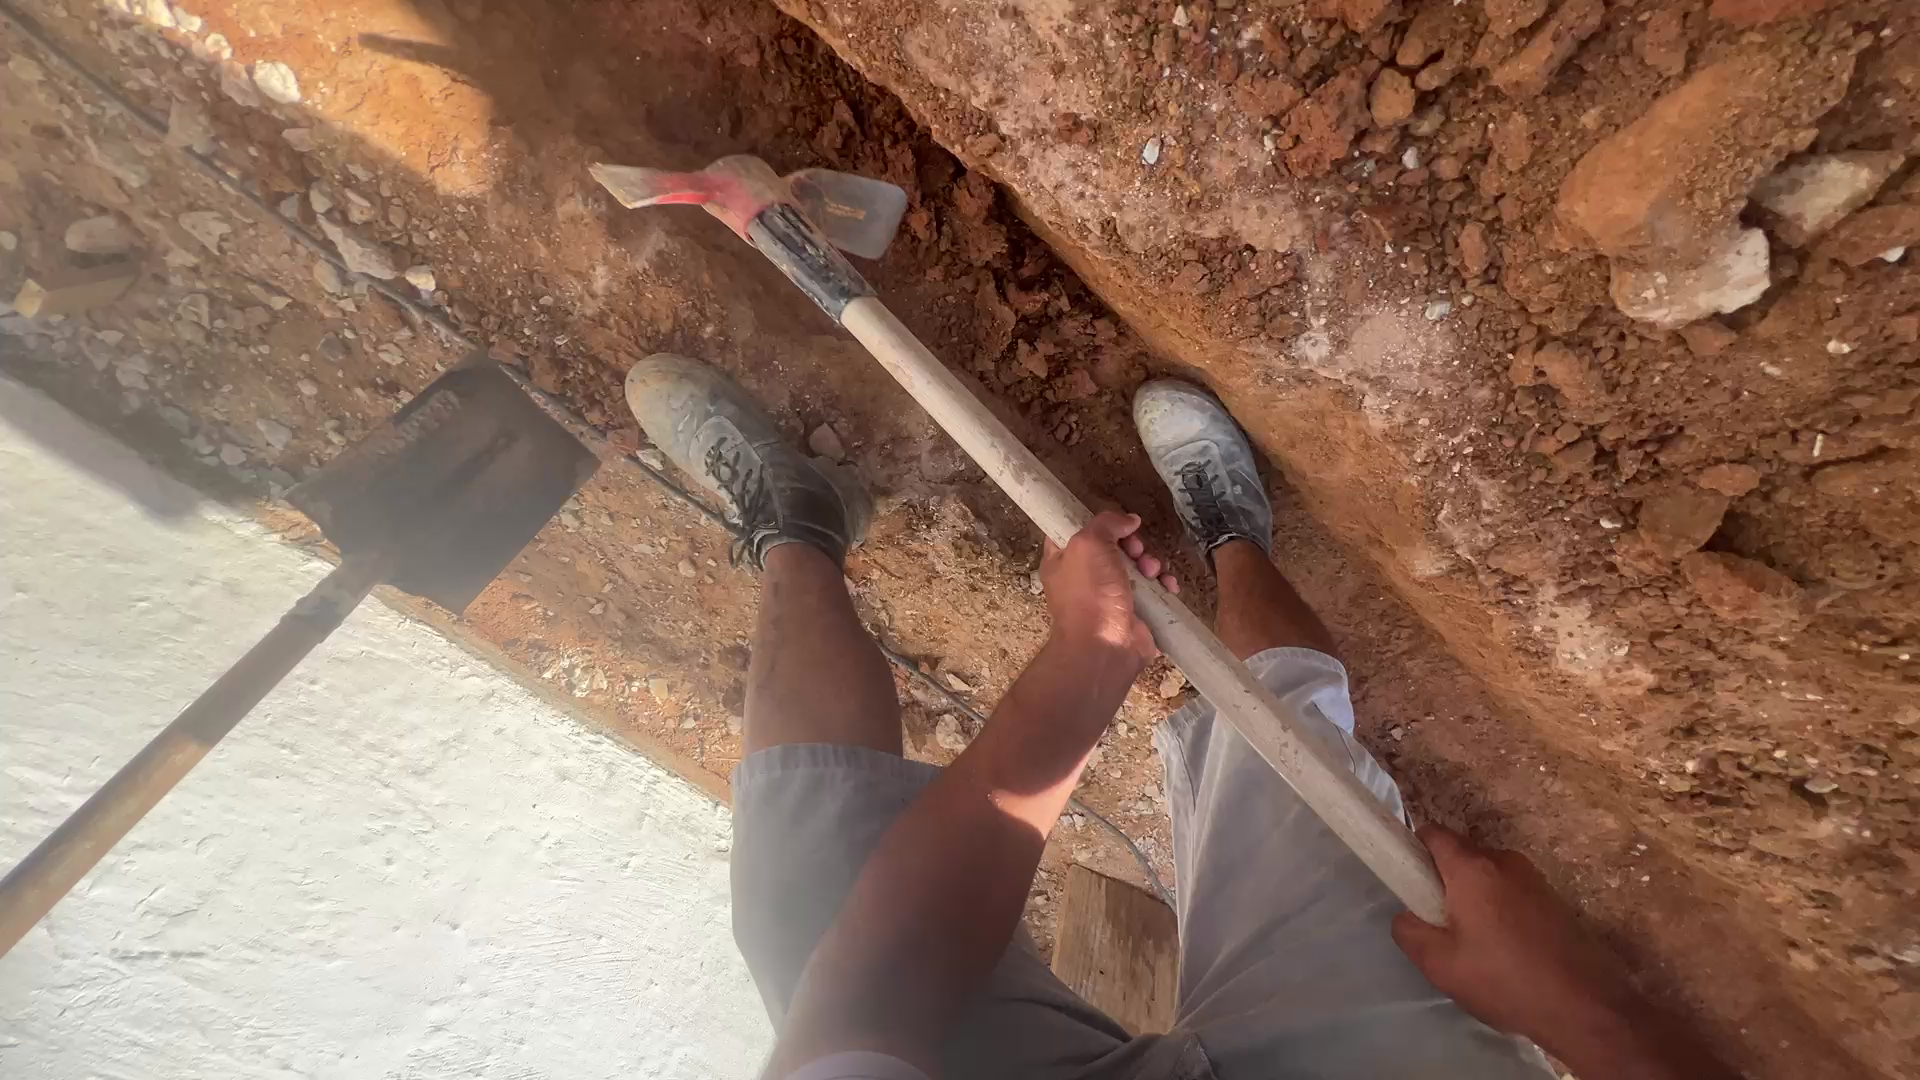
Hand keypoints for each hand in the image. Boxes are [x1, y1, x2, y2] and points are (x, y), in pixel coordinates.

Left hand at [1040, 512, 1176, 661]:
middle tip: (1137, 551)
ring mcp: (1110, 595)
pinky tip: (1168, 585)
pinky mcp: (1134, 610)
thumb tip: (1128, 520)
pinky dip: (1163, 584)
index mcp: (1062, 559)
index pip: (1076, 530)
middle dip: (1132, 544)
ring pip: (1136, 565)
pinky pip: (1152, 589)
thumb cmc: (1089, 594)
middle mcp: (1084, 576)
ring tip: (1152, 571)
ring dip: (1151, 563)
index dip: (1098, 523)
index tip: (1115, 524)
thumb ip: (1106, 523)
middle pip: (1114, 546)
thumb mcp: (1089, 543)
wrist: (1105, 646)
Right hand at [1392, 825, 1637, 1043]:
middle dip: (1445, 879)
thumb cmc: (1507, 980)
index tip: (1410, 879)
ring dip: (1476, 896)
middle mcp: (1505, 862)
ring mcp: (1536, 880)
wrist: (1594, 1015)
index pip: (1431, 832)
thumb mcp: (1438, 963)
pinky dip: (1503, 910)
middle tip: (1442, 919)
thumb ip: (1407, 930)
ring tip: (1479, 942)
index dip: (1413, 849)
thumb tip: (1407, 915)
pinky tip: (1510, 951)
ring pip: (1488, 875)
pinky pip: (1514, 893)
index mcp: (1472, 867)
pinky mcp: (1558, 902)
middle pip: (1460, 854)